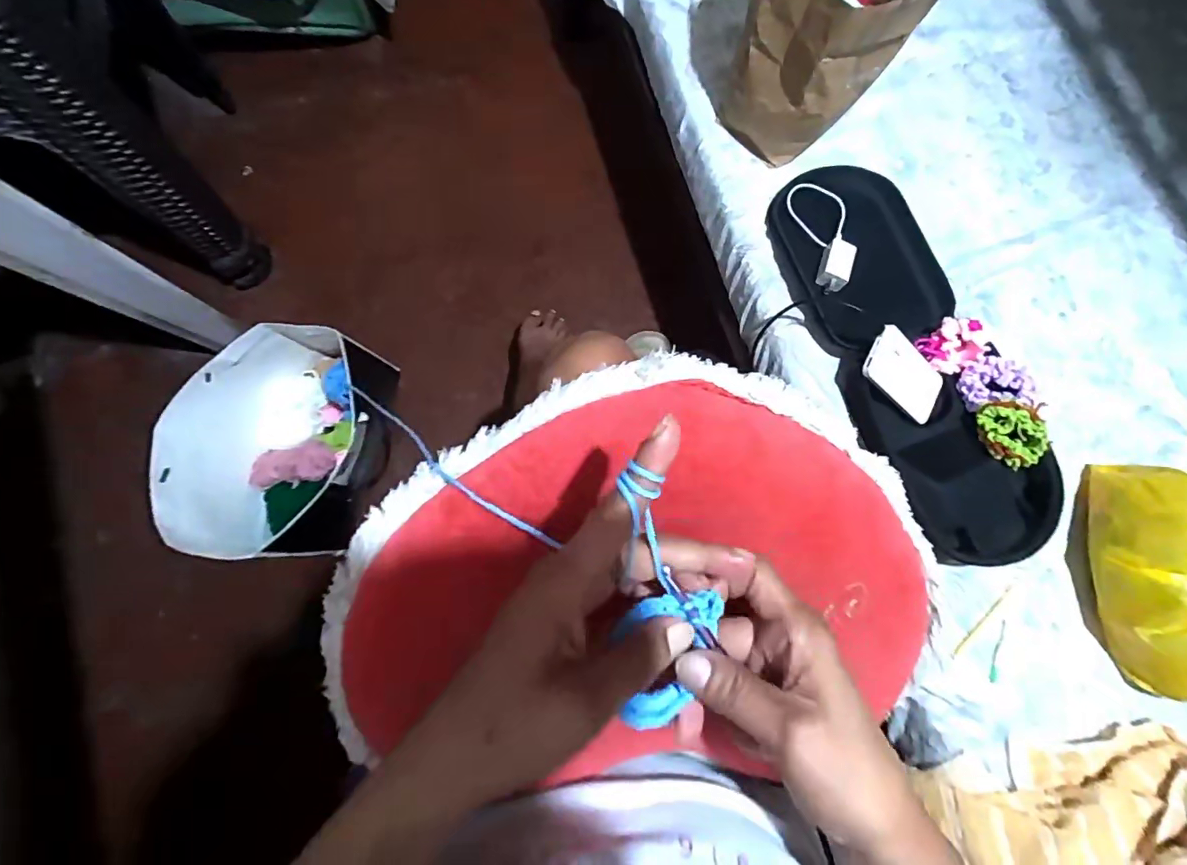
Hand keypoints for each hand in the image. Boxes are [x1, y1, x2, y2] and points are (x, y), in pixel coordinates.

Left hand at [297, 414, 755, 862]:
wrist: (450, 761)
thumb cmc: (515, 727)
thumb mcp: (586, 698)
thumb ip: (639, 656)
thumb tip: (683, 622)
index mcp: (566, 580)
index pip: (616, 514)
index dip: (645, 469)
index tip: (668, 425)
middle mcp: (563, 577)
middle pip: (633, 550)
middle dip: (685, 559)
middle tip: (736, 572)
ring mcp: (559, 600)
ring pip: (624, 577)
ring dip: (666, 587)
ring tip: (716, 603)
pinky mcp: (558, 623)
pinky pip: (610, 602)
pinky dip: (642, 610)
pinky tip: (673, 630)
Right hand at [673, 555, 957, 864]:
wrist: (873, 824)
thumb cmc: (844, 766)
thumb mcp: (790, 729)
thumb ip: (735, 690)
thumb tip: (681, 657)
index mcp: (795, 627)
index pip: (750, 572)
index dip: (710, 564)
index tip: (665, 576)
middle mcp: (776, 636)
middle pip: (721, 610)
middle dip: (686, 627)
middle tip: (650, 649)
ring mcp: (765, 665)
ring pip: (712, 647)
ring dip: (688, 669)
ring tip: (667, 700)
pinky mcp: (755, 693)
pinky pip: (717, 679)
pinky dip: (698, 695)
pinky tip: (683, 720)